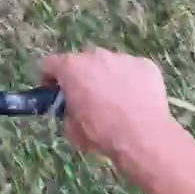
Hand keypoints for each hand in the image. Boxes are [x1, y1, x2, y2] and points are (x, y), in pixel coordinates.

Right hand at [42, 48, 180, 163]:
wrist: (144, 138)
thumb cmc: (103, 133)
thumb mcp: (73, 129)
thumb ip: (67, 112)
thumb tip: (72, 110)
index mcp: (70, 68)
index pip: (49, 64)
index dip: (50, 78)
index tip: (56, 92)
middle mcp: (94, 55)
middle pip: (81, 62)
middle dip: (82, 77)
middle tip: (90, 99)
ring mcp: (121, 58)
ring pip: (108, 64)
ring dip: (107, 77)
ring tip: (118, 101)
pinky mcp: (145, 65)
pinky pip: (133, 70)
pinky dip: (132, 82)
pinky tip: (137, 100)